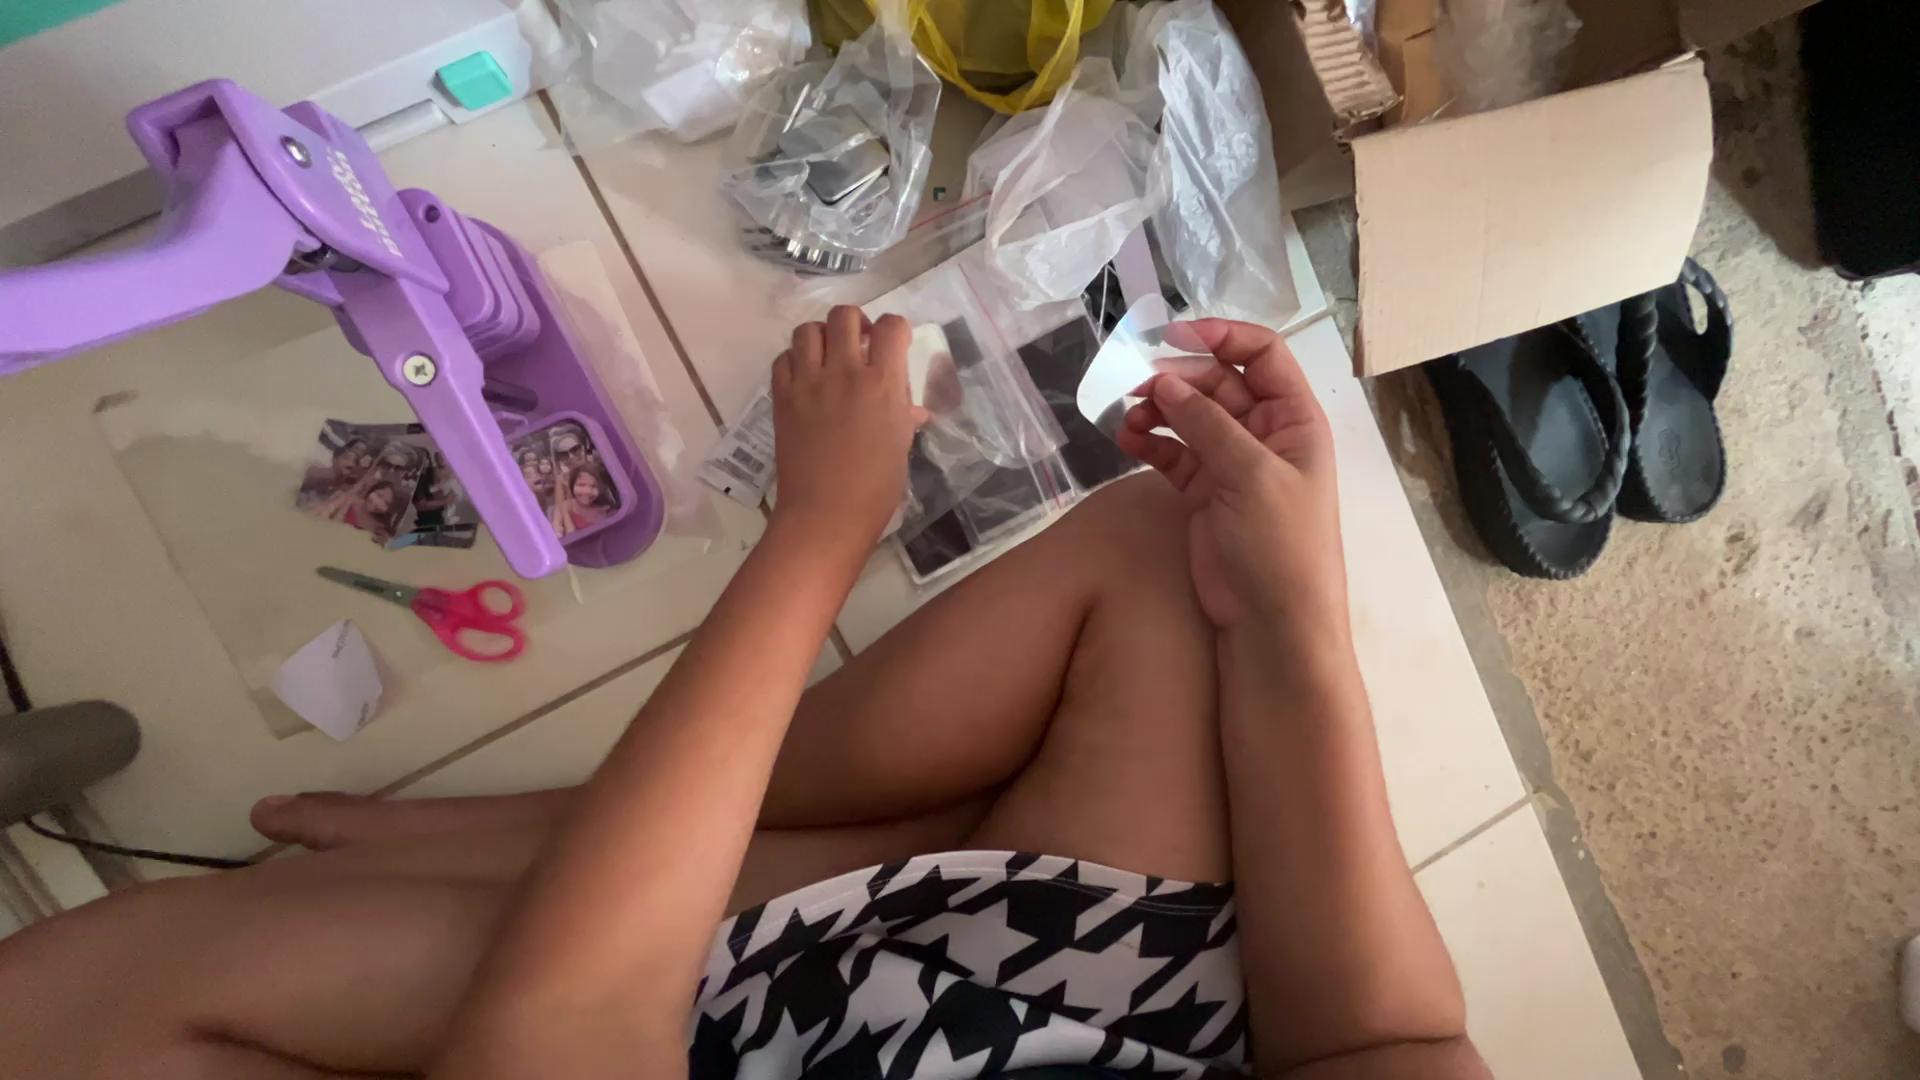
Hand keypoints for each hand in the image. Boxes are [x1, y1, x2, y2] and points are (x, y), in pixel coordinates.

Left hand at [769, 306, 921, 555]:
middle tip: (861, 345)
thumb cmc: (876, 488)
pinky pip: (784, 358)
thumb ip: (904, 415)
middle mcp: (844, 372)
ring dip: (823, 336)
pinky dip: (796, 360)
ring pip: (809, 330)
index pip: (892, 328)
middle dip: (858, 324)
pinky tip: (806, 378)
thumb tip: (912, 408)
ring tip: (830, 357)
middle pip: (845, 315)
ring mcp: (808, 382)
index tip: (896, 345)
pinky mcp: (782, 397)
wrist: (826, 514)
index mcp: (882, 383)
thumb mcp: (901, 446)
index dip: (897, 330)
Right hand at [1115, 319, 1344, 631]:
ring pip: (1188, 418)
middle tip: (1138, 387)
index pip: (1261, 355)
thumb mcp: (1251, 475)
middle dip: (1177, 380)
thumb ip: (1207, 424)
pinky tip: (1127, 440)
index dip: (1221, 336)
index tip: (1172, 334)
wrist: (1271, 618)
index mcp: (1292, 419)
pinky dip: (1149, 443)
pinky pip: (1172, 453)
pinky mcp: (1202, 491)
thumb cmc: (1280, 542)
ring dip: (1157, 411)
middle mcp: (1262, 433)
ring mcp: (1230, 463)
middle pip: (1216, 384)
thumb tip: (1164, 381)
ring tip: (1126, 418)